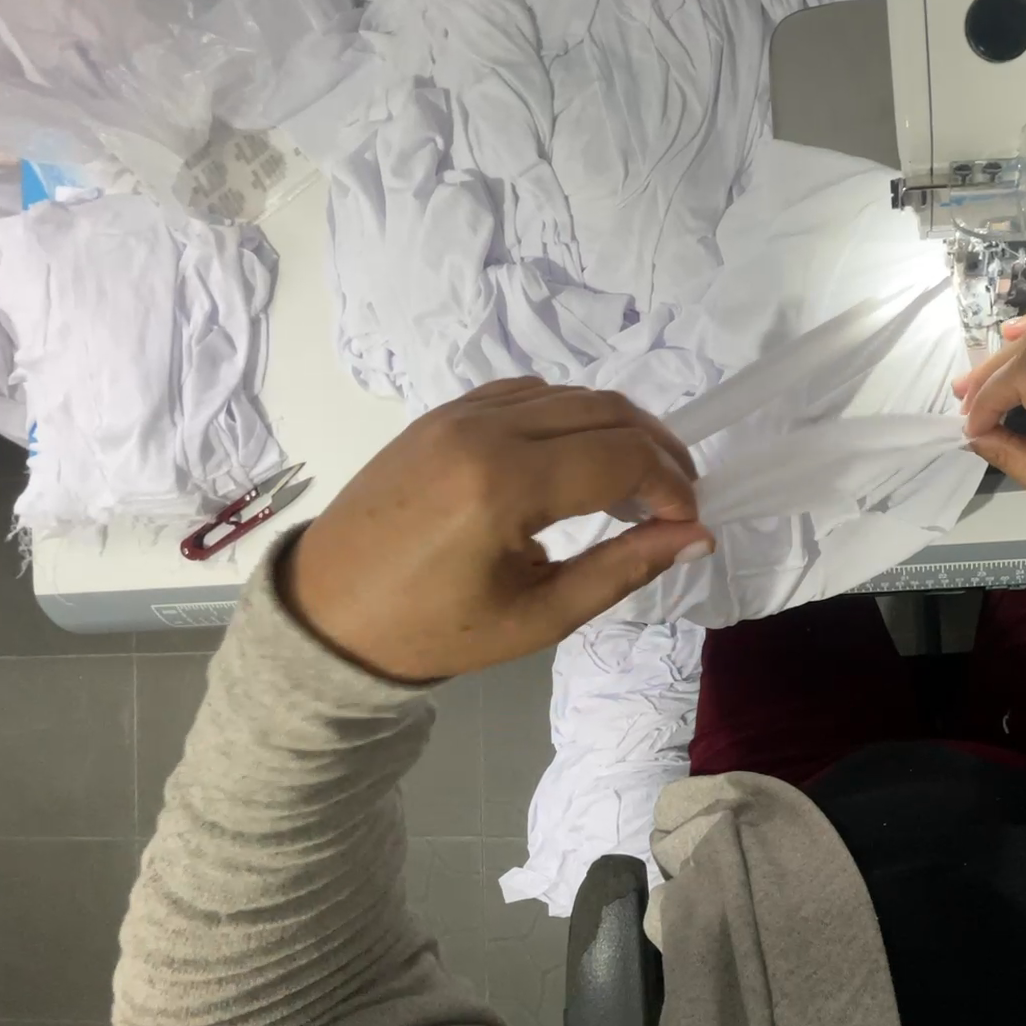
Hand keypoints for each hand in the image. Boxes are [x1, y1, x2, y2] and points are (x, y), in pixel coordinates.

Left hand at [282, 379, 714, 682]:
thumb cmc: (437, 631)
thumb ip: (627, 568)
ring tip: (638, 482)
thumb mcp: (543, 616)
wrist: (326, 617)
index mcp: (503, 485)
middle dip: (661, 453)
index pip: (624, 457)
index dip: (673, 487)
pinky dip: (577, 417)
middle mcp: (484, 429)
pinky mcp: (445, 411)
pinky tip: (582, 457)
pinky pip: (533, 393)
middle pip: (610, 412)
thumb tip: (699, 538)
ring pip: (576, 395)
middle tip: (678, 499)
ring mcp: (460, 412)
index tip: (686, 525)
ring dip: (623, 431)